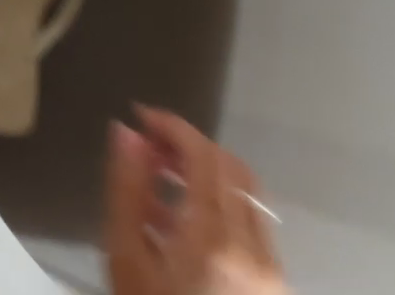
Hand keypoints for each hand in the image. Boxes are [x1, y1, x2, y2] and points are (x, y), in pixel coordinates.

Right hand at [106, 107, 286, 294]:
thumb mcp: (123, 253)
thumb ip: (126, 187)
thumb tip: (126, 132)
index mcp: (214, 236)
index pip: (205, 157)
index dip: (173, 127)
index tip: (138, 116)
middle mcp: (254, 247)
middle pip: (233, 170)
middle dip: (189, 146)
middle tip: (146, 143)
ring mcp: (270, 270)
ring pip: (244, 196)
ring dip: (203, 173)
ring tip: (155, 175)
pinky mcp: (271, 285)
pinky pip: (247, 224)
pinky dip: (214, 203)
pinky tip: (175, 219)